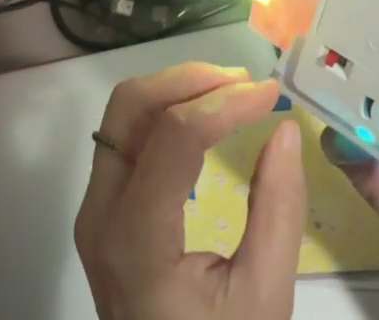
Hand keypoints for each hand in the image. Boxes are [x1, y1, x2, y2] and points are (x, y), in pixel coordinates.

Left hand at [74, 63, 306, 319]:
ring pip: (121, 118)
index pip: (174, 137)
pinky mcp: (102, 214)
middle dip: (187, 80)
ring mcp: (93, 211)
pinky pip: (125, 143)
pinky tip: (205, 120)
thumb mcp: (262, 297)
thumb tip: (285, 131)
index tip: (271, 92)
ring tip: (230, 91)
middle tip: (244, 81)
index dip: (225, 103)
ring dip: (173, 92)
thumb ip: (276, 210)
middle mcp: (98, 212)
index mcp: (133, 238)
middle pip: (128, 108)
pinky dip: (163, 117)